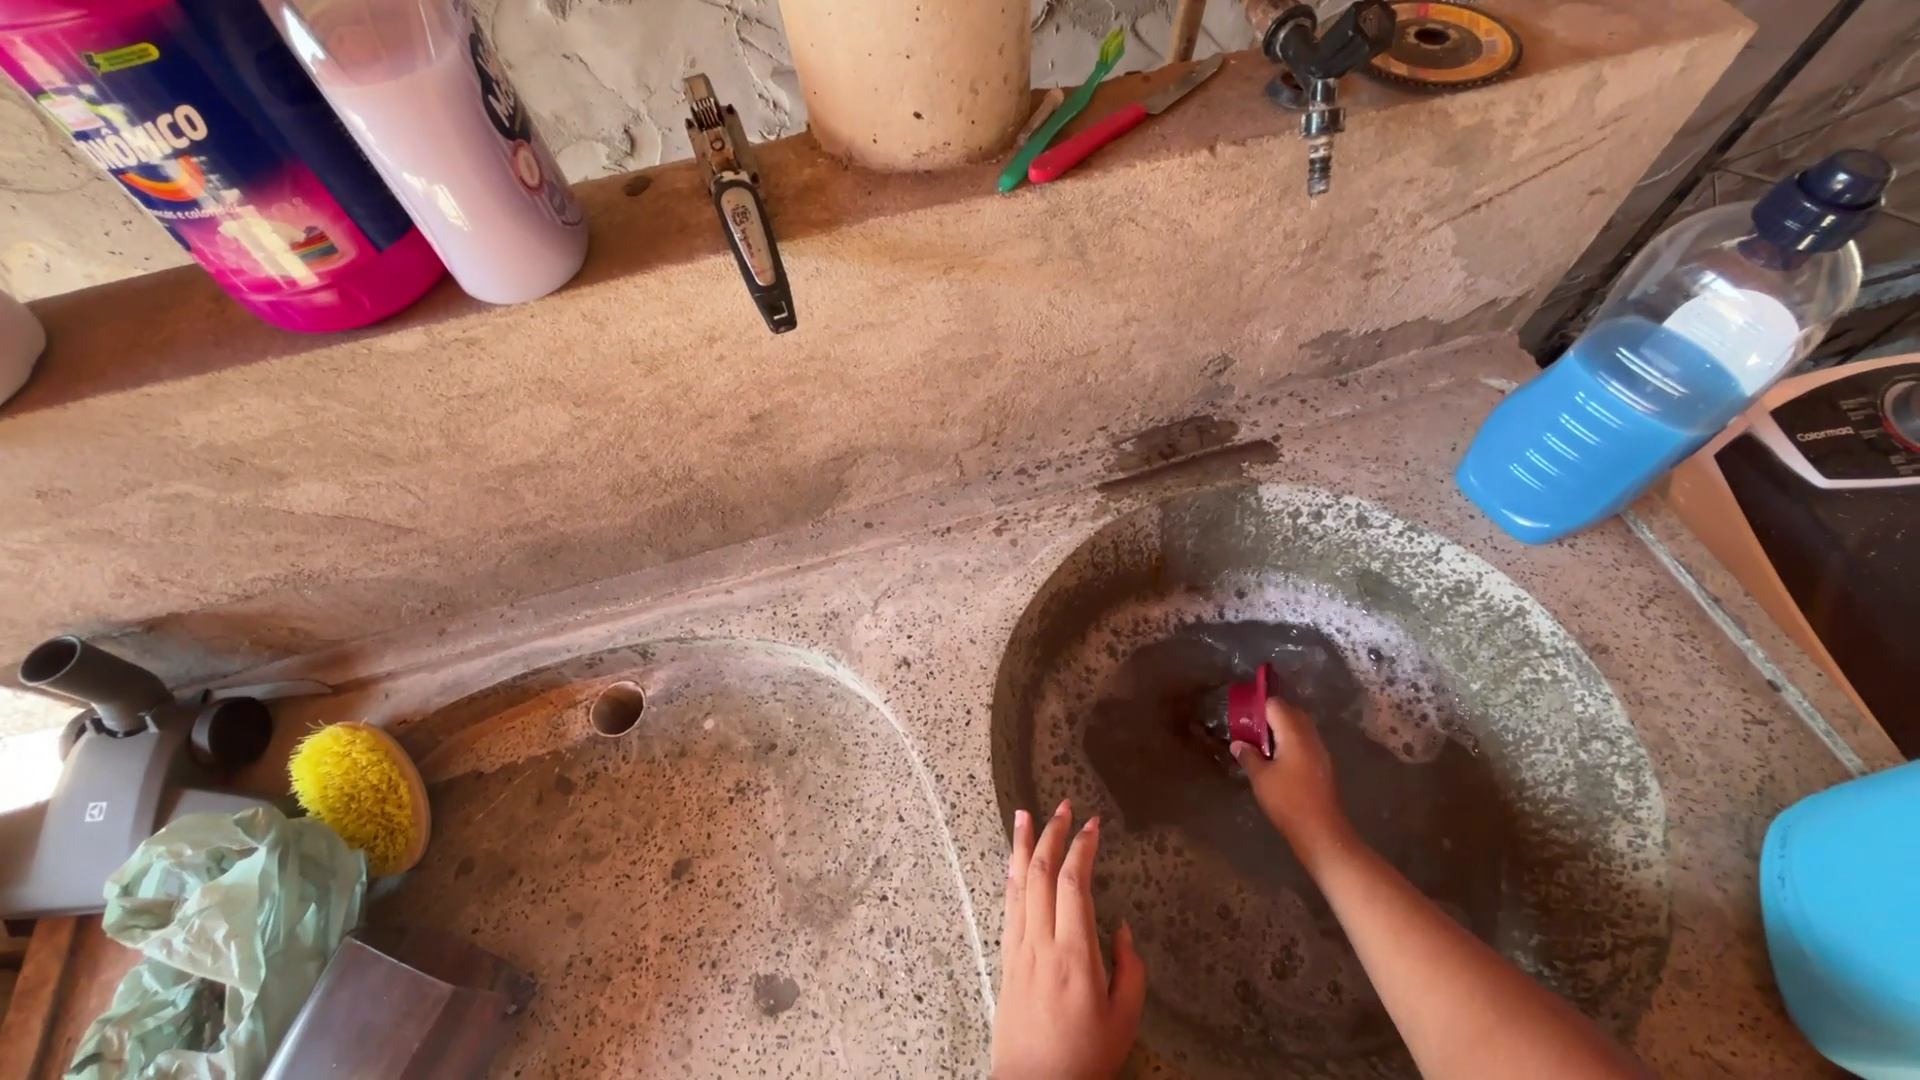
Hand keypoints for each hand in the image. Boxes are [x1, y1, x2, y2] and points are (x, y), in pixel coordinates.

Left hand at [991, 800, 1145, 1079]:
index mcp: (1074, 954)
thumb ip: (1129, 970)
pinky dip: (1010, 876)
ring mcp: (1017, 949)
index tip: (1093, 823)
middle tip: (1062, 805)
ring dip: (1021, 845)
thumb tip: (1121, 929)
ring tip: (1024, 814)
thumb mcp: (1124, 1020)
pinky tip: (1013, 863)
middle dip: (1052, 834)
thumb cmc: (1085, 1059)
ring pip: (1016, 884)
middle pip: (1040, 873)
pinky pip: (1008, 907)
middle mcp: (1040, 942)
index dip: (1082, 847)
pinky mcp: (1005, 961)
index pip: (1074, 883)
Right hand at [1232, 698, 1350, 862]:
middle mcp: (1311, 738)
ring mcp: (1321, 752)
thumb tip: (1238, 743)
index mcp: (1294, 735)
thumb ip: (1248, 756)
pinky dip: (1292, 743)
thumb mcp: (1260, 778)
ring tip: (1263, 746)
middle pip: (1291, 713)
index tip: (1244, 718)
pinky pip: (1306, 743)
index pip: (1276, 705)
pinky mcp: (1324, 766)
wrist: (1321, 832)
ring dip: (1282, 730)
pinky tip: (1279, 761)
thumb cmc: (1287, 801)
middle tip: (1252, 730)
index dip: (1259, 707)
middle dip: (1271, 716)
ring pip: (1301, 728)